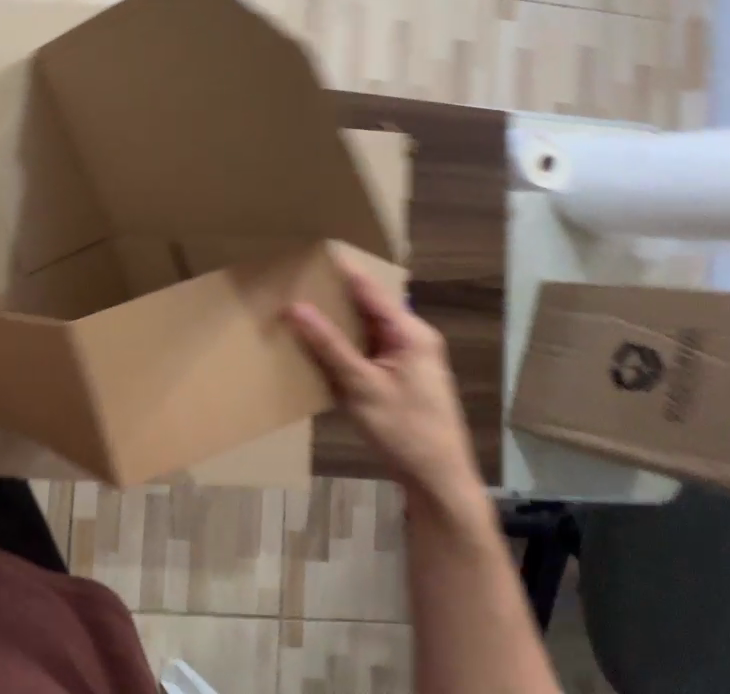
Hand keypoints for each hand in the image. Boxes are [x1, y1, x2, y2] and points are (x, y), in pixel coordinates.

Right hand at [283, 258, 480, 502]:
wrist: (438, 479)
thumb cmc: (405, 430)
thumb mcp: (361, 386)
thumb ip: (328, 345)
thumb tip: (295, 306)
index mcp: (411, 333)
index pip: (369, 289)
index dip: (340, 269)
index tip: (309, 249)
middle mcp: (412, 338)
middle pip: (366, 304)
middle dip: (330, 292)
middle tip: (291, 277)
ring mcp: (406, 357)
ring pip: (363, 327)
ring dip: (333, 319)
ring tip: (293, 303)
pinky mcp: (397, 375)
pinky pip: (363, 347)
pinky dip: (340, 342)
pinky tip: (312, 343)